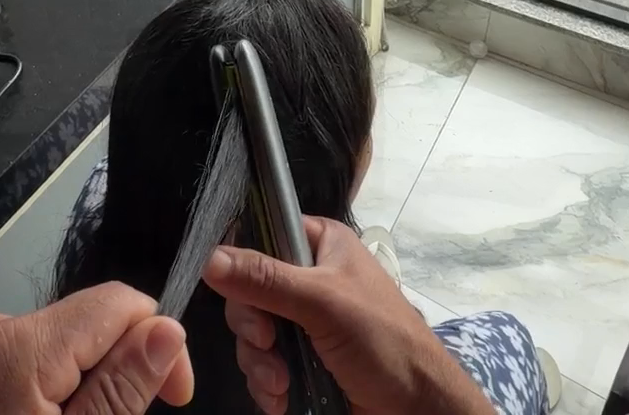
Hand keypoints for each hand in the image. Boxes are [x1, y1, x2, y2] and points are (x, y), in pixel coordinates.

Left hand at [0, 282, 195, 414]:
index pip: (118, 302)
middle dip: (117, 370)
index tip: (174, 398)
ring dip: (85, 384)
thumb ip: (121, 389)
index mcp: (18, 345)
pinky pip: (31, 358)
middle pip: (89, 322)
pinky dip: (51, 390)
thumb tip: (169, 329)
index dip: (157, 341)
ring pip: (63, 343)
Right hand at [202, 217, 492, 414]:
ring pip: (253, 331)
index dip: (241, 260)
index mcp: (319, 243)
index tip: (236, 289)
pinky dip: (266, 384)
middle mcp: (308, 276)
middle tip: (267, 342)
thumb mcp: (323, 302)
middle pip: (248, 287)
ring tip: (281, 384)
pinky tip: (281, 399)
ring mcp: (304, 322)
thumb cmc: (382, 341)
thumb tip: (209, 258)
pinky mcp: (302, 362)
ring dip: (259, 361)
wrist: (420, 414)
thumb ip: (265, 279)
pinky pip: (263, 364)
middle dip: (252, 324)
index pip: (262, 232)